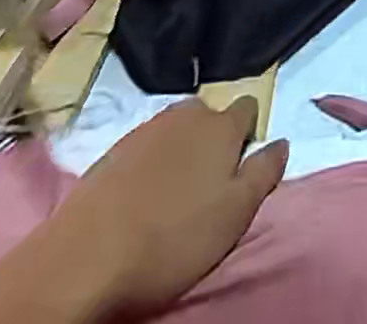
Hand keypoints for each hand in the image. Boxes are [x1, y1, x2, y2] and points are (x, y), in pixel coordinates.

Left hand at [0, 97, 287, 323]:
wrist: (84, 258)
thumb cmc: (174, 237)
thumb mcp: (236, 213)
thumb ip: (264, 171)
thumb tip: (281, 141)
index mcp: (220, 126)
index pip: (247, 107)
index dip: (250, 132)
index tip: (244, 163)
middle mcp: (184, 115)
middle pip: (210, 115)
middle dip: (215, 137)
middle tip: (209, 182)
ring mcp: (145, 129)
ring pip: (177, 129)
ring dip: (183, 148)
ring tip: (176, 190)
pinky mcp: (112, 149)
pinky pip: (147, 145)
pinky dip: (153, 160)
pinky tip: (144, 194)